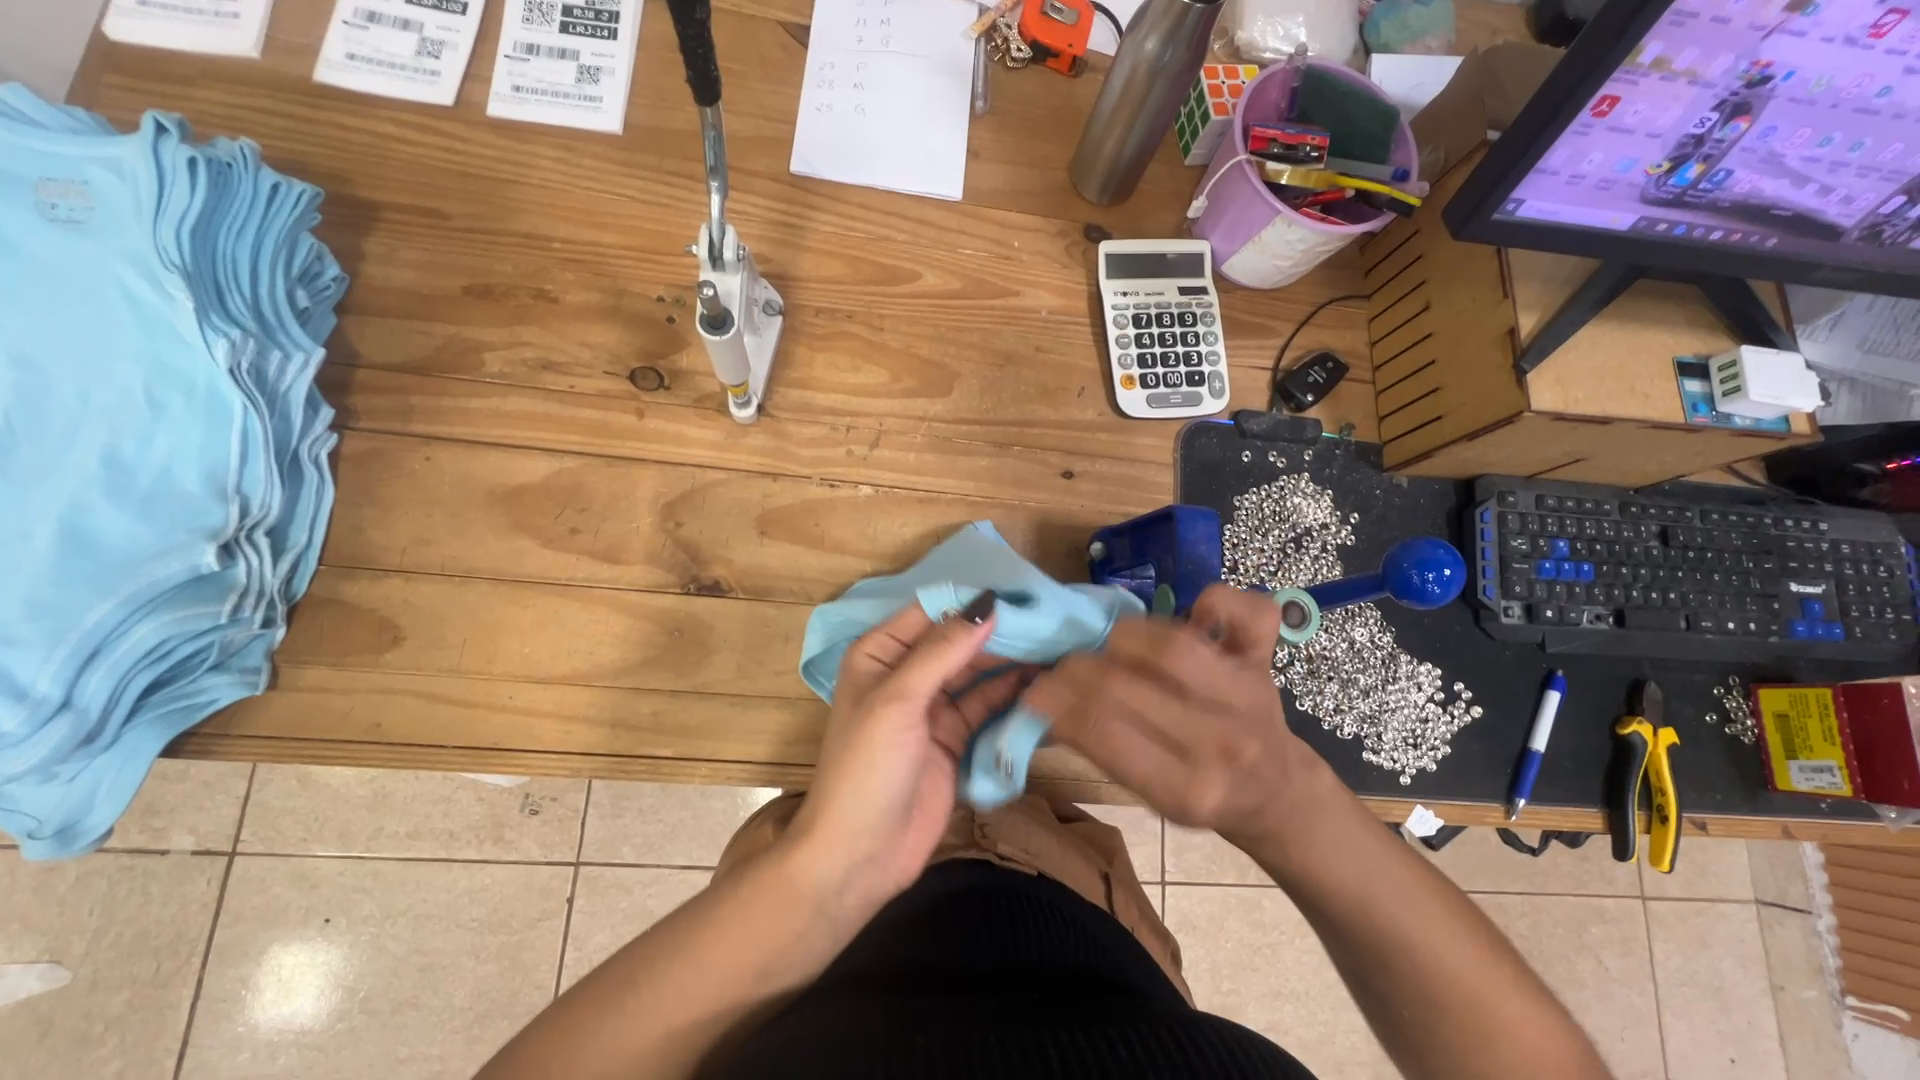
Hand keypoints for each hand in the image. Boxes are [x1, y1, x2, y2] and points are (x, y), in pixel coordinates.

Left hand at [784, 591, 1034, 914]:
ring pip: (978, 674)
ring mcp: (933, 708)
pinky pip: (988, 707)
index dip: (974, 601)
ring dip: (1013, 663)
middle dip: (1002, 633)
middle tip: (1057, 622)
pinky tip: (1046, 684)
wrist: (860, 854)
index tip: (1026, 591)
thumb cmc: (868, 767)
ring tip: (1061, 647)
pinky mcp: (955, 740)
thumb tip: (988, 603)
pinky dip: (1013, 696)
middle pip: (960, 642)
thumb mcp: (900, 699)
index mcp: (880, 653)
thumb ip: (944, 650)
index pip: (932, 612)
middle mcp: (907, 674)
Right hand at [1017, 584, 1323, 842]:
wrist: (1279, 793)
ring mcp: (1250, 696)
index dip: (1056, 702)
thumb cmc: (1205, 797)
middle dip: (1076, 669)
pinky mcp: (1267, 661)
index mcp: (1187, 790)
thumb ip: (1103, 750)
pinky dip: (1215, 599)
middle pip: (1126, 683)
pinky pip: (1247, 612)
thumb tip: (1040, 704)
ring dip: (1124, 636)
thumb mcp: (1152, 800)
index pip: (1103, 731)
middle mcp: (1221, 743)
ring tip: (1107, 644)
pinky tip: (1193, 611)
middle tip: (1060, 666)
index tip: (1034, 690)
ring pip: (1172, 644)